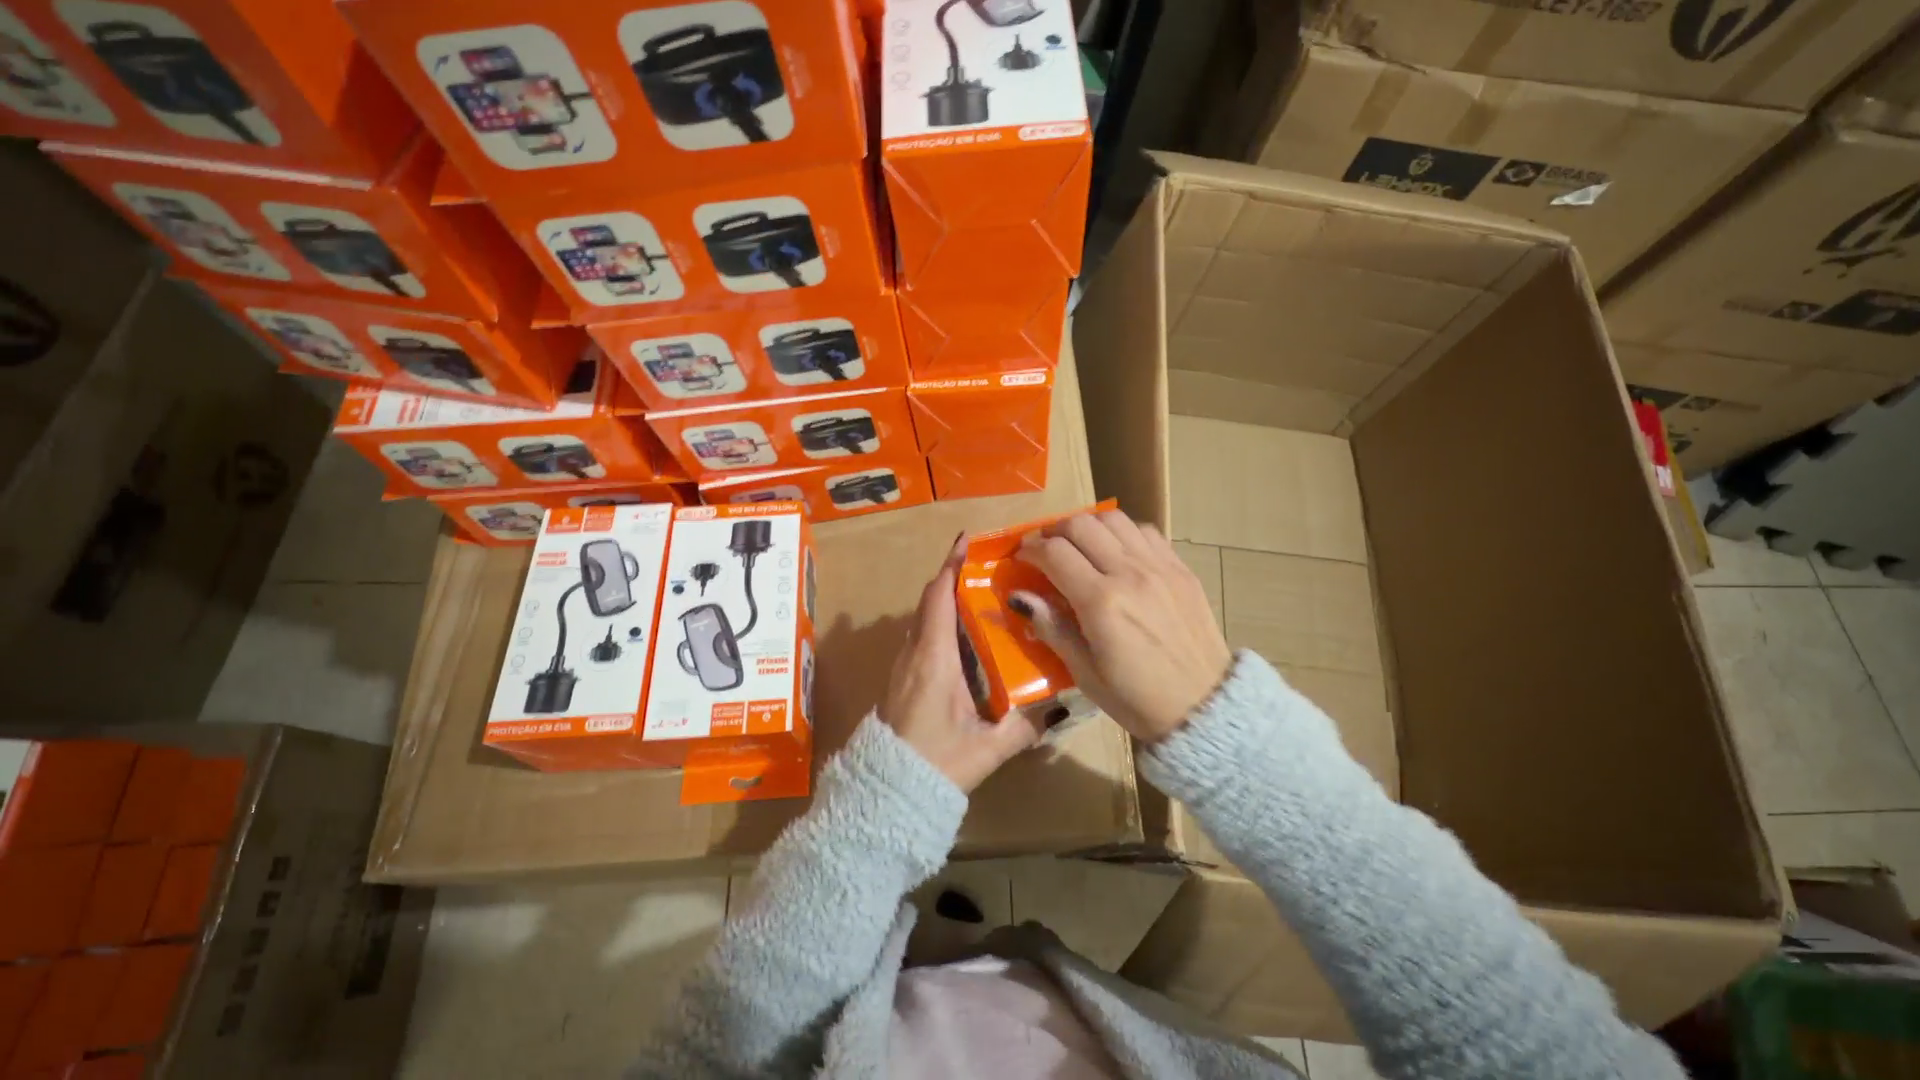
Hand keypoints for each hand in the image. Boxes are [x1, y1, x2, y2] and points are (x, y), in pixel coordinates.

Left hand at [880, 536, 1047, 791]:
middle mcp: (913, 654)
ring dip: (947, 603)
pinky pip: (921, 639)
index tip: (968, 539)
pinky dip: (940, 625)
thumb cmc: (935, 763)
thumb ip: (1026, 726)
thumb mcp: (988, 746)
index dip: (952, 565)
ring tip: (983, 597)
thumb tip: (1062, 708)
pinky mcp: (900, 682)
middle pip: (931, 602)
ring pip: (924, 621)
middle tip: (991, 567)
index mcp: (933, 658)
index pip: (938, 597)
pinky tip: (966, 639)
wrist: (885, 793)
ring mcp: (902, 667)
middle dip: (955, 579)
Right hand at [1014, 510, 1231, 743]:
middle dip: (1054, 532)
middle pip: (1081, 525)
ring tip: (1080, 545)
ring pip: (1114, 518)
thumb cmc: (1135, 699)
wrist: (1202, 707)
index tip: (1021, 559)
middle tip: (1045, 550)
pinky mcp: (1180, 568)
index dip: (1030, 550)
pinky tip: (1116, 552)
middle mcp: (1129, 573)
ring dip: (1088, 526)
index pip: (1054, 553)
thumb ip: (1051, 627)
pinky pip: (1145, 532)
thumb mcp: (1084, 672)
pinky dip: (1122, 533)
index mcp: (1101, 602)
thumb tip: (1019, 597)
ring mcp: (1159, 566)